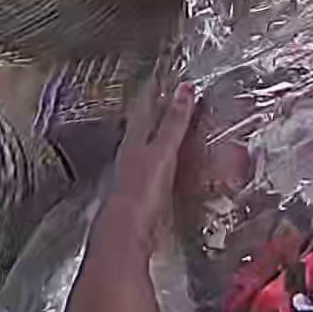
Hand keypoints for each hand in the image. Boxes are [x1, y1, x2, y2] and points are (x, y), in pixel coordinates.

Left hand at [103, 81, 197, 244]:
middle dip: (159, 109)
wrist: (126, 237)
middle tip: (175, 94)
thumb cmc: (141, 190)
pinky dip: (170, 154)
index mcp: (135, 139)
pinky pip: (159, 163)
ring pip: (151, 143)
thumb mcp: (163, 150)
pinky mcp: (145, 191)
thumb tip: (186, 88)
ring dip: (165, 132)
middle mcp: (132, 153)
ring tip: (180, 122)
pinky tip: (177, 158)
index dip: (155, 90)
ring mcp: (136, 173)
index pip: (145, 107)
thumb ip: (174, 121)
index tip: (164, 74)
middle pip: (146, 124)